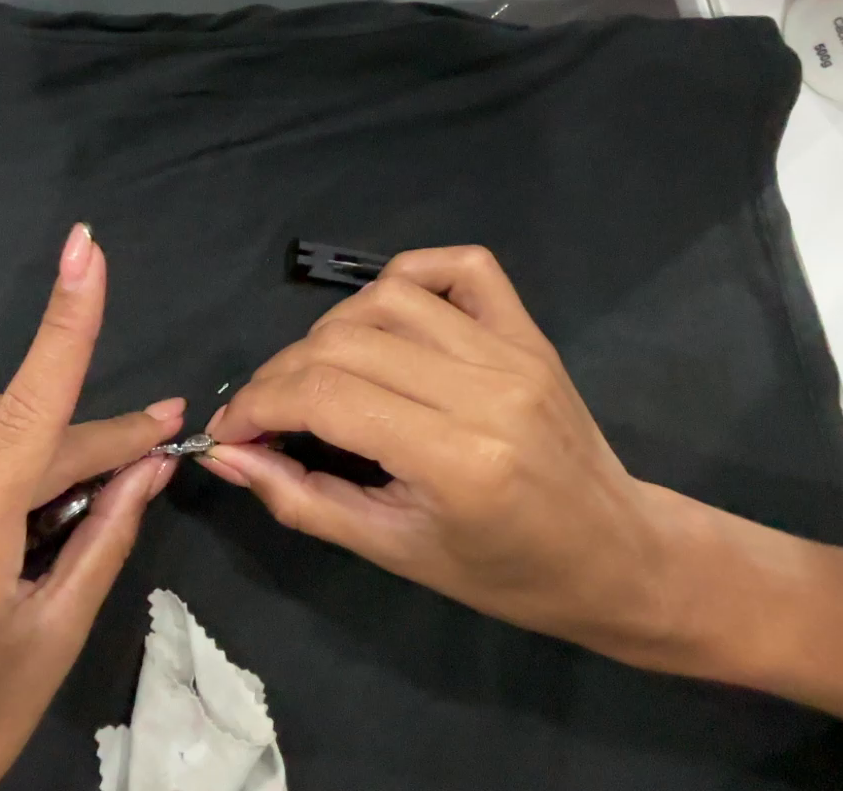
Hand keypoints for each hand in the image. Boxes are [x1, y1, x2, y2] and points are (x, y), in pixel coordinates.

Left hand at [0, 224, 183, 790]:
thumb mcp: (52, 641)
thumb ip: (102, 542)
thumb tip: (148, 469)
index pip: (28, 418)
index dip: (62, 328)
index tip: (86, 253)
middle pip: (19, 426)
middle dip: (94, 432)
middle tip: (158, 443)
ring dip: (45, 427)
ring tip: (98, 460)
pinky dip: (4, 441)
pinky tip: (33, 470)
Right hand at [201, 245, 695, 664]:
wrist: (617, 559)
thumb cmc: (504, 574)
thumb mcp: (391, 551)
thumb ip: (300, 498)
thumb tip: (225, 455)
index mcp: (457, 459)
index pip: (324, 396)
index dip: (257, 404)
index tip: (230, 429)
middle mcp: (483, 388)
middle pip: (342, 343)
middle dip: (278, 376)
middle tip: (263, 415)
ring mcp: (510, 350)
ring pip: (384, 298)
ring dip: (326, 333)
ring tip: (317, 375)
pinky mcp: (526, 331)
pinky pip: (457, 267)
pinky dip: (403, 277)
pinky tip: (380, 316)